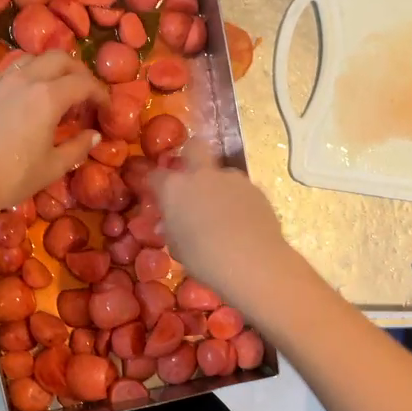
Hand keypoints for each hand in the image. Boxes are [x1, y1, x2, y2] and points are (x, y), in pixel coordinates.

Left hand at [0, 52, 105, 217]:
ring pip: (31, 60)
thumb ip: (77, 148)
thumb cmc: (11, 177)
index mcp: (48, 97)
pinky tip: (22, 103)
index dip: (99, 93)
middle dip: (78, 71)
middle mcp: (24, 80)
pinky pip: (8, 74)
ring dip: (49, 69)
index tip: (105, 107)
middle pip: (59, 58)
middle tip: (84, 93)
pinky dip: (24, 80)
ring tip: (53, 92)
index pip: (83, 83)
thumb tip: (92, 135)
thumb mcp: (52, 168)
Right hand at [149, 138, 298, 302]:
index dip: (156, 184)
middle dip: (190, 155)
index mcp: (175, 189)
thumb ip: (172, 230)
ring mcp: (232, 178)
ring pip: (221, 173)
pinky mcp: (255, 188)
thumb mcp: (178, 249)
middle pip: (194, 147)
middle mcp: (202, 175)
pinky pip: (240, 190)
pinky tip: (242, 222)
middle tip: (191, 178)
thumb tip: (168, 225)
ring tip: (223, 214)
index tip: (158, 195)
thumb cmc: (205, 260)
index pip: (156, 176)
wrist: (253, 263)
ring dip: (218, 186)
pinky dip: (238, 200)